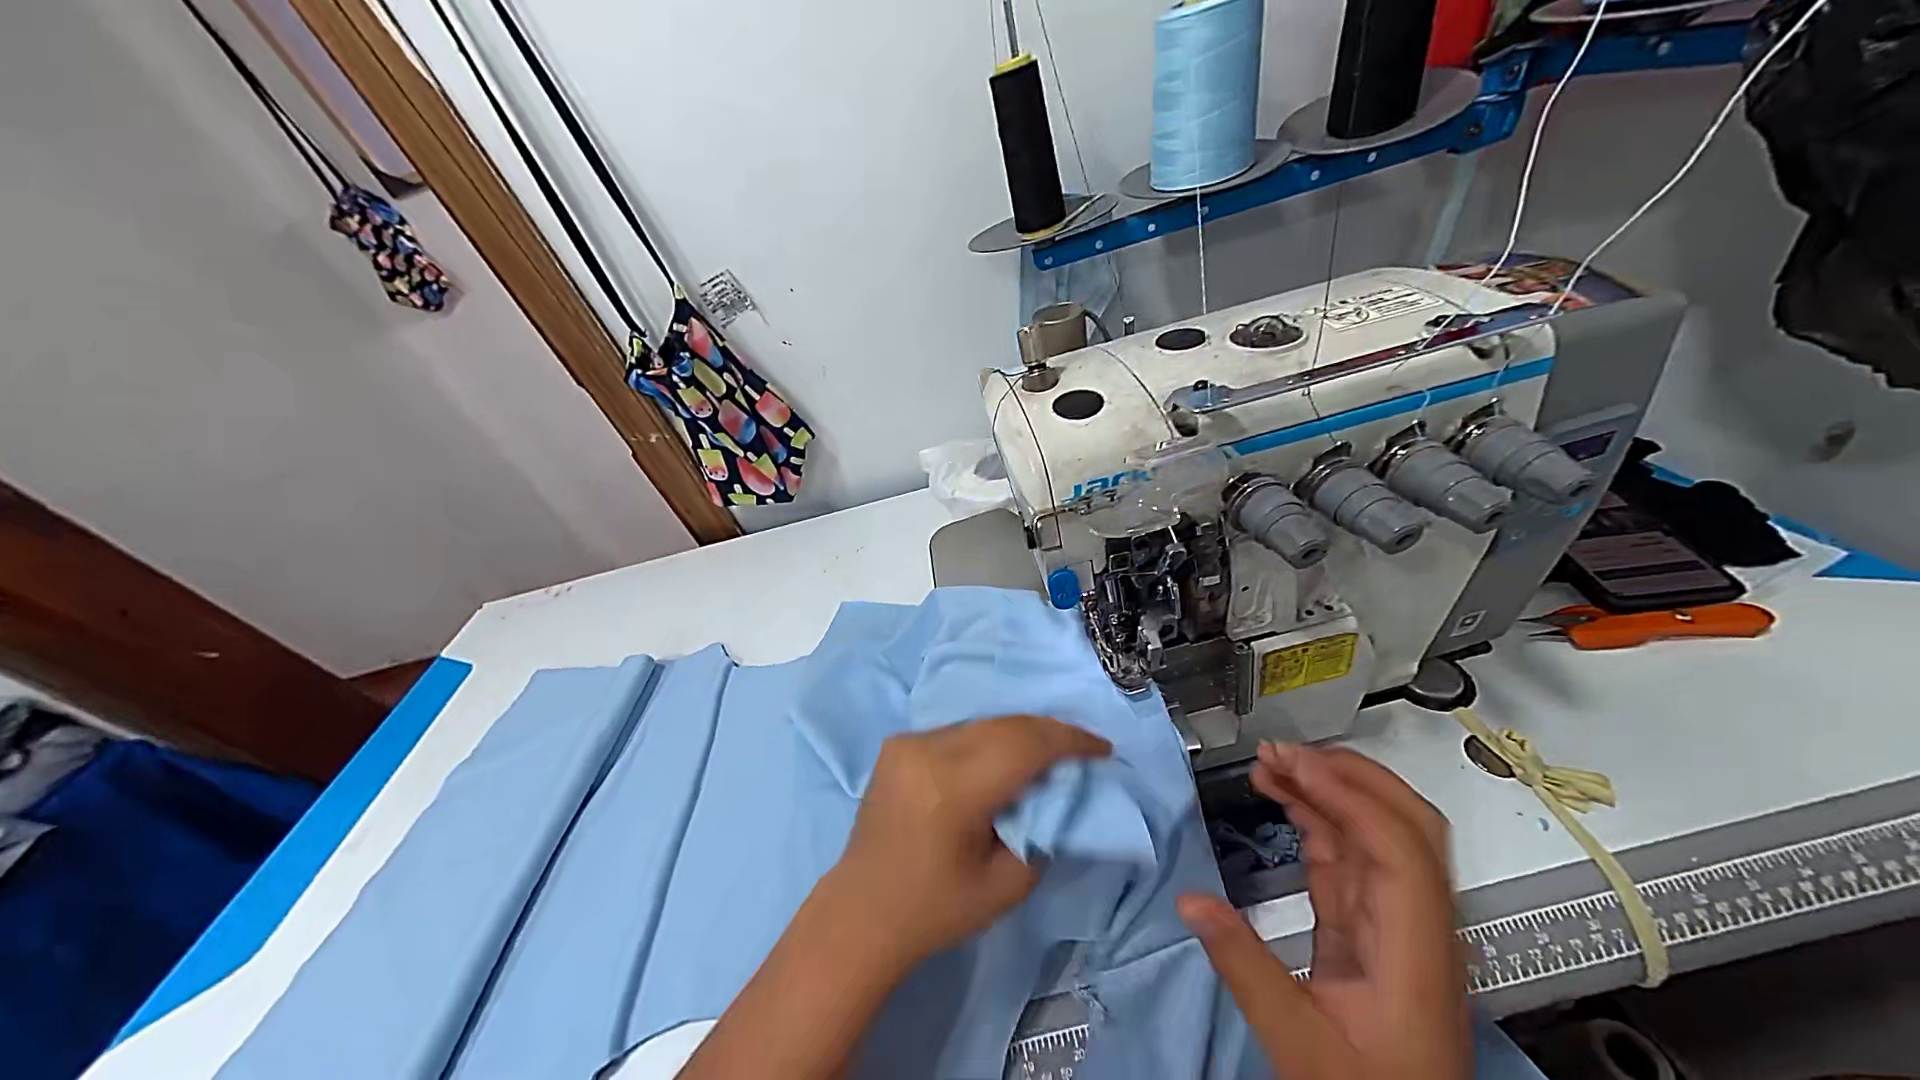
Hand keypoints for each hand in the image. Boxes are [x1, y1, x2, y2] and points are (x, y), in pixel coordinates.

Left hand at [819, 714, 1111, 968]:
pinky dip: (989, 739)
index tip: (1102, 749)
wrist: (861, 911)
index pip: (1024, 744)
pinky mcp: (897, 744)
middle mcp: (927, 751)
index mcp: (953, 788)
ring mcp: (907, 742)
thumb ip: (1043, 831)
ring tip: (1049, 753)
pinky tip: (1004, 758)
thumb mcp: (1006, 884)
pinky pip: (958, 731)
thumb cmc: (936, 909)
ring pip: (982, 723)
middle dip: (1049, 732)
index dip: (1069, 740)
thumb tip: (1061, 791)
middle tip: (1081, 750)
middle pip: (1005, 725)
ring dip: (1019, 733)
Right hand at [1178, 742, 1469, 1079]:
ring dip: (1325, 789)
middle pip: (1405, 824)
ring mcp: (1394, 922)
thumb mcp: (1299, 1042)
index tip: (1294, 765)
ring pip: (1371, 833)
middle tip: (1285, 752)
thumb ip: (1243, 966)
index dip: (1349, 795)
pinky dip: (1317, 819)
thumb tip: (1191, 902)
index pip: (1399, 848)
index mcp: (1416, 950)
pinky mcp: (1369, 926)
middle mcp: (1416, 924)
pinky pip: (1347, 856)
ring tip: (1271, 764)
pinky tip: (1284, 801)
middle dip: (1346, 774)